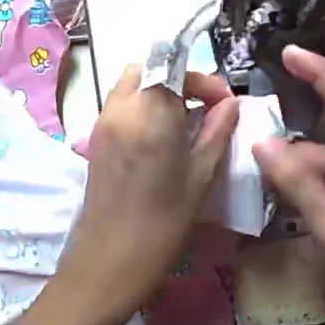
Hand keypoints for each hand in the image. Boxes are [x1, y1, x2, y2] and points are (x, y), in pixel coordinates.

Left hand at [62, 65, 238, 319]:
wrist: (111, 259)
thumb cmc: (164, 221)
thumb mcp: (201, 175)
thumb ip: (217, 131)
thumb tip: (230, 104)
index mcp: (150, 111)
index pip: (174, 64)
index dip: (202, 78)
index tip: (223, 101)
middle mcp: (120, 108)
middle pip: (148, 70)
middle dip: (178, 79)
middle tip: (203, 109)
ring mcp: (102, 123)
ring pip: (131, 87)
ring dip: (158, 93)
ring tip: (183, 126)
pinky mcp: (95, 141)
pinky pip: (120, 108)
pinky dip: (142, 110)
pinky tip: (161, 141)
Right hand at [251, 46, 324, 324]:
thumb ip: (297, 184)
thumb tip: (260, 143)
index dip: (320, 74)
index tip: (289, 53)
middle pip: (323, 144)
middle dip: (287, 152)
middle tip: (244, 153)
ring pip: (319, 168)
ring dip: (289, 177)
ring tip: (252, 185)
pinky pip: (324, 188)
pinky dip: (300, 192)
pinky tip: (274, 202)